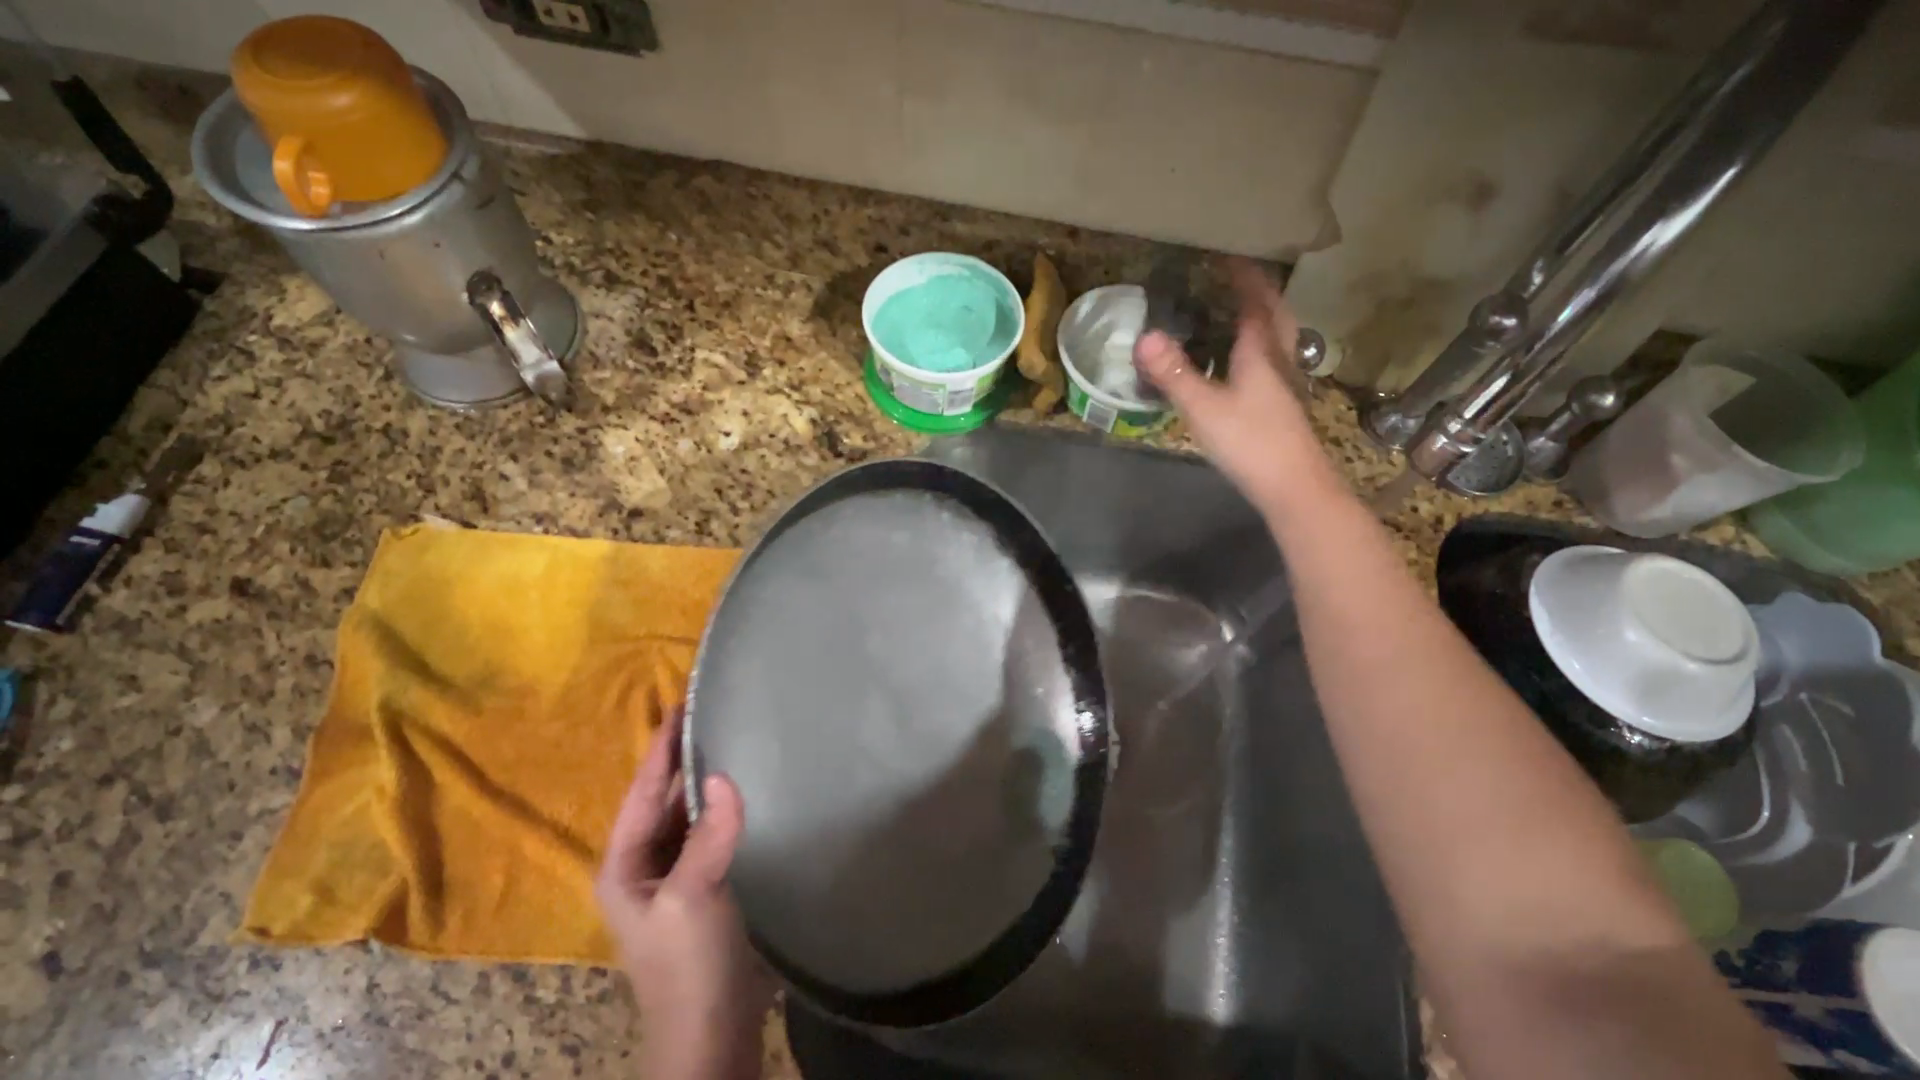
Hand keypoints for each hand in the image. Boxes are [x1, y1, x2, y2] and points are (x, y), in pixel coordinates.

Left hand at [596, 708, 771, 1079]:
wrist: (712, 1034)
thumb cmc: (688, 964)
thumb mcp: (692, 896)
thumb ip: (707, 835)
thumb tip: (725, 776)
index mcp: (623, 867)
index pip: (642, 794)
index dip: (660, 750)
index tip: (680, 704)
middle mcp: (643, 870)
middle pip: (663, 804)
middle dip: (684, 763)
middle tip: (715, 716)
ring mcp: (676, 884)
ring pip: (689, 821)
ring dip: (707, 787)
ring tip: (735, 743)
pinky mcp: (706, 896)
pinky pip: (712, 840)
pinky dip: (726, 815)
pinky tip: (750, 797)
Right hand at [1134, 258, 1343, 518]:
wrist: (1294, 488)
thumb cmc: (1251, 442)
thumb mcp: (1204, 407)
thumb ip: (1174, 373)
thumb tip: (1144, 336)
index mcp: (1261, 351)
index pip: (1257, 301)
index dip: (1244, 277)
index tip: (1228, 255)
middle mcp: (1279, 361)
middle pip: (1275, 316)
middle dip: (1259, 293)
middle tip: (1238, 279)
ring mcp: (1285, 386)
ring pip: (1277, 340)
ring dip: (1262, 320)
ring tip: (1237, 312)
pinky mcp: (1282, 408)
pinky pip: (1271, 363)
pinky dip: (1257, 350)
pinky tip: (1240, 365)